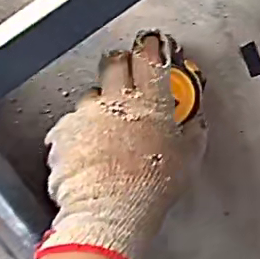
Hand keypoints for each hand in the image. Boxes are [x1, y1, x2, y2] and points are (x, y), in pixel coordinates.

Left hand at [36, 32, 206, 258]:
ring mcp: (87, 113)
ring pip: (92, 94)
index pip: (150, 55)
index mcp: (151, 98)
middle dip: (121, 64)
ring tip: (110, 128)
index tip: (153, 45)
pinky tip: (92, 149)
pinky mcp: (64, 132)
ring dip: (100, 103)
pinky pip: (72, 122)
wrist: (110, 214)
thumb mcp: (188, 157)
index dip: (151, 46)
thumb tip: (195, 122)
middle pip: (115, 61)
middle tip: (129, 77)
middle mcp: (117, 98)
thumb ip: (192, 131)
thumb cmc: (151, 187)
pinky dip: (81, 130)